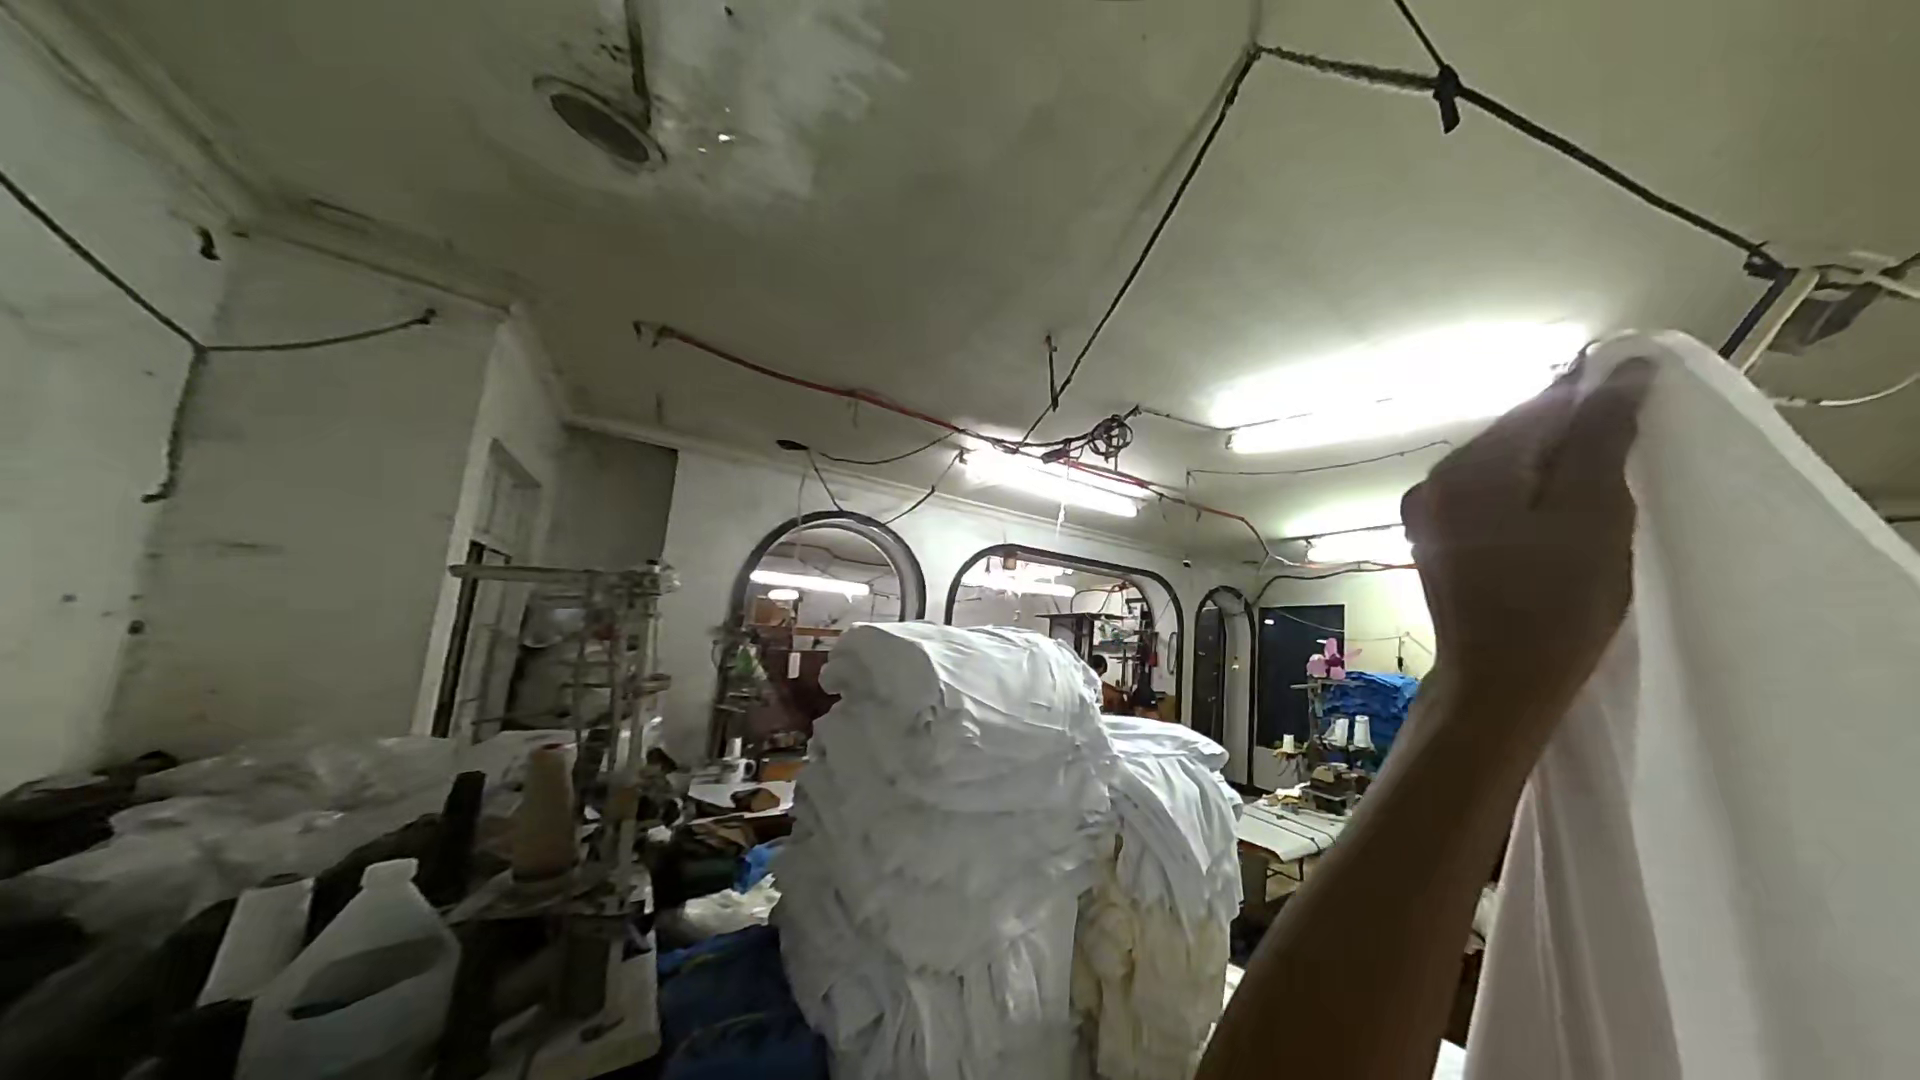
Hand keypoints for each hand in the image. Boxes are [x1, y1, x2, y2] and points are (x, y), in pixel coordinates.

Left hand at [1402, 358, 1654, 742]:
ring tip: (1597, 486)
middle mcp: (1431, 483)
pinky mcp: (1432, 538)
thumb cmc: (1557, 599)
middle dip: (1567, 436)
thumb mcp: (1592, 511)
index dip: (1591, 397)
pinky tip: (1556, 512)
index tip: (1642, 392)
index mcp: (1463, 471)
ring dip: (1547, 466)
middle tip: (1628, 448)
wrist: (1500, 673)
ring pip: (1497, 467)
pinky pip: (1483, 498)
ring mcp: (1425, 513)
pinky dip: (1522, 495)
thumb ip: (1600, 437)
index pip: (1536, 410)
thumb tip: (1618, 371)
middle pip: (1511, 437)